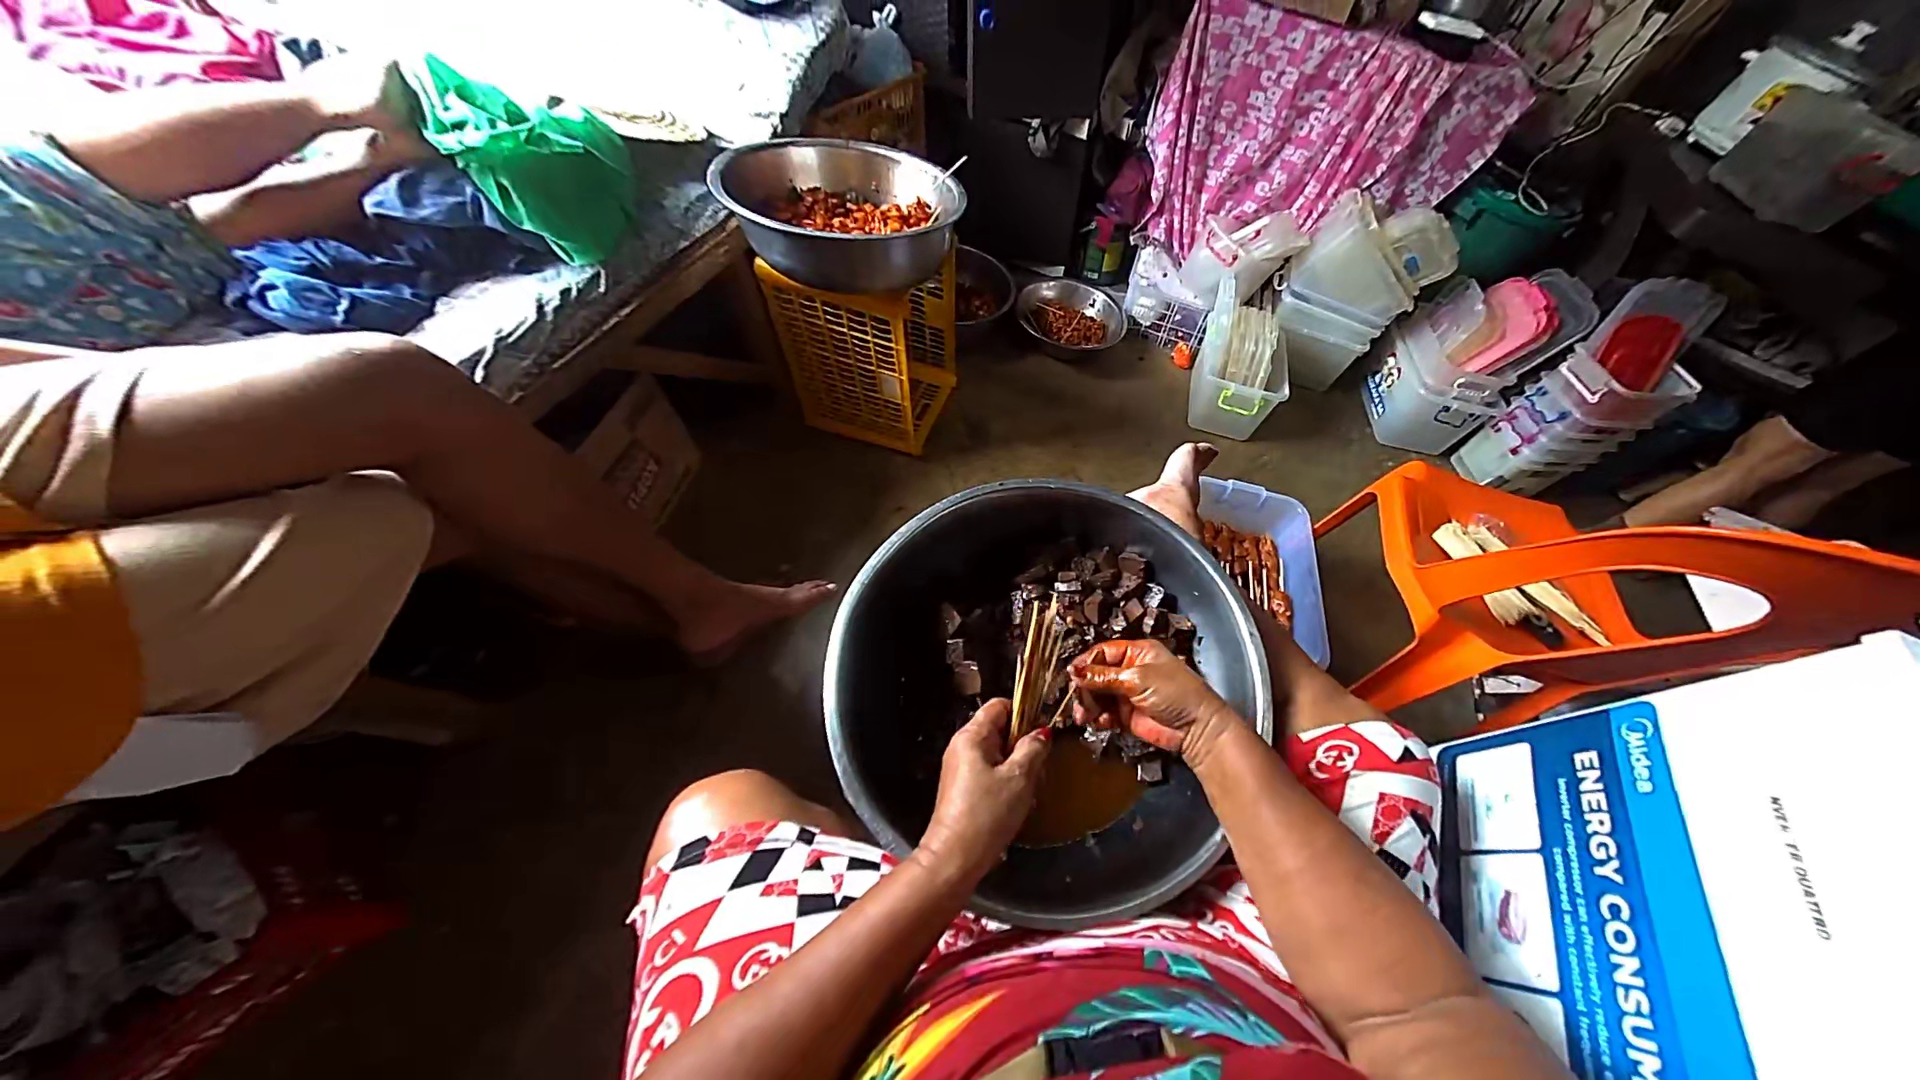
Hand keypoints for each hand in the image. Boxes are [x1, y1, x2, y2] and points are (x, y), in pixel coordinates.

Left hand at [916, 699, 1050, 885]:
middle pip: (999, 729)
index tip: (1043, 731)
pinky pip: (990, 772)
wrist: (954, 858)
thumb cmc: (987, 814)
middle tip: (1041, 766)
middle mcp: (962, 746)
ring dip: (1019, 767)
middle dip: (1024, 744)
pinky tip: (1019, 801)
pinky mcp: (963, 788)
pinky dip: (1007, 781)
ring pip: (998, 753)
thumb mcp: (1018, 779)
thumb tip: (1042, 732)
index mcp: (971, 736)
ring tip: (1032, 789)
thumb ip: (1033, 749)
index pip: (999, 706)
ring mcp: (961, 767)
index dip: (1023, 712)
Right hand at [1069, 639, 1237, 755]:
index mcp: (1136, 652)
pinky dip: (1099, 718)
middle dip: (1085, 688)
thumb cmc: (1175, 694)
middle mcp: (1130, 670)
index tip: (1072, 675)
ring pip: (1097, 695)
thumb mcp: (1137, 679)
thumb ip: (1103, 676)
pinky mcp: (1126, 714)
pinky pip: (1104, 713)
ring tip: (1086, 716)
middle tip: (1079, 701)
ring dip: (1089, 705)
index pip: (1102, 652)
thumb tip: (1075, 672)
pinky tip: (1101, 723)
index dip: (1086, 663)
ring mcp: (1127, 693)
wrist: (1197, 729)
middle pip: (1096, 674)